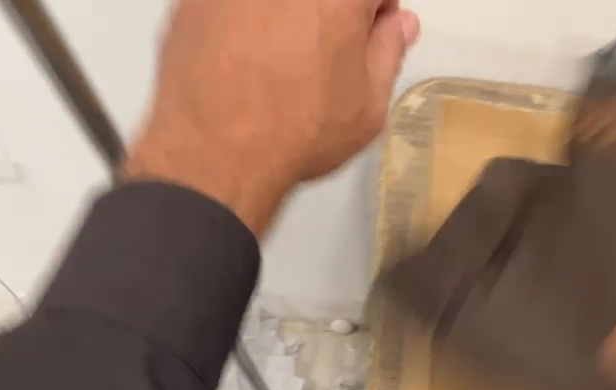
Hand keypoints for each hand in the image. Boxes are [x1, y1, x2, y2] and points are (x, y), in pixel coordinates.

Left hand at [124, 0, 420, 234]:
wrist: (216, 149)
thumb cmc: (303, 131)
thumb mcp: (367, 107)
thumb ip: (388, 53)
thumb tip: (399, 23)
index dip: (378, 10)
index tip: (370, 35)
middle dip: (332, 12)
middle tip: (324, 50)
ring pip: (280, 4)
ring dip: (289, 17)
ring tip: (281, 55)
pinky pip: (239, 5)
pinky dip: (249, 19)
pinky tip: (245, 55)